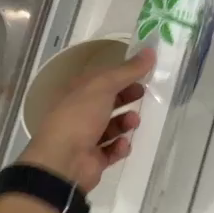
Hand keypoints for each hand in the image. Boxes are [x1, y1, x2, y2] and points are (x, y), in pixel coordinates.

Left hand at [20, 48, 155, 193]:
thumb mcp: (104, 86)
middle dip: (126, 97)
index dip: (121, 75)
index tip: (143, 73)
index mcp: (77, 92)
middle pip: (108, 101)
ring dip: (125, 123)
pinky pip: (112, 150)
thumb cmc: (80, 117)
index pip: (101, 79)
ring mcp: (85, 137)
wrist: (63, 162)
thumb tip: (150, 50)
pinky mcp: (93, 160)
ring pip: (112, 126)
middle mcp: (79, 113)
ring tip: (133, 122)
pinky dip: (119, 147)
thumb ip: (128, 70)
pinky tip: (122, 145)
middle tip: (142, 95)